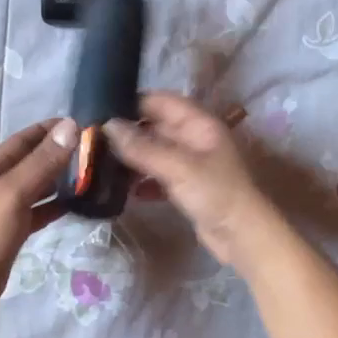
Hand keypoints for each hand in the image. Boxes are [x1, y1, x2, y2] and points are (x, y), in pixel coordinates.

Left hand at [0, 118, 78, 320]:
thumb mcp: (13, 193)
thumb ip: (41, 163)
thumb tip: (70, 127)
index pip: (24, 140)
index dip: (50, 129)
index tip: (83, 123)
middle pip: (31, 161)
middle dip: (59, 153)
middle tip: (94, 150)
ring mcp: (3, 209)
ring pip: (37, 186)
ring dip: (60, 179)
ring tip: (91, 174)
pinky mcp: (11, 232)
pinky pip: (38, 211)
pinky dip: (55, 205)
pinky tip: (75, 205)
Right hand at [104, 93, 274, 265]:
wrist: (243, 236)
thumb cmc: (215, 193)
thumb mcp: (177, 166)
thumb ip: (142, 147)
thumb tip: (107, 126)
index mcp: (200, 124)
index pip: (162, 101)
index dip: (134, 103)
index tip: (101, 111)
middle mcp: (196, 139)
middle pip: (156, 127)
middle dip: (129, 133)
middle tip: (94, 140)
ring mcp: (192, 164)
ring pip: (156, 153)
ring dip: (134, 159)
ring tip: (103, 165)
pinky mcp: (188, 188)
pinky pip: (160, 177)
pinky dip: (144, 181)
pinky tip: (125, 190)